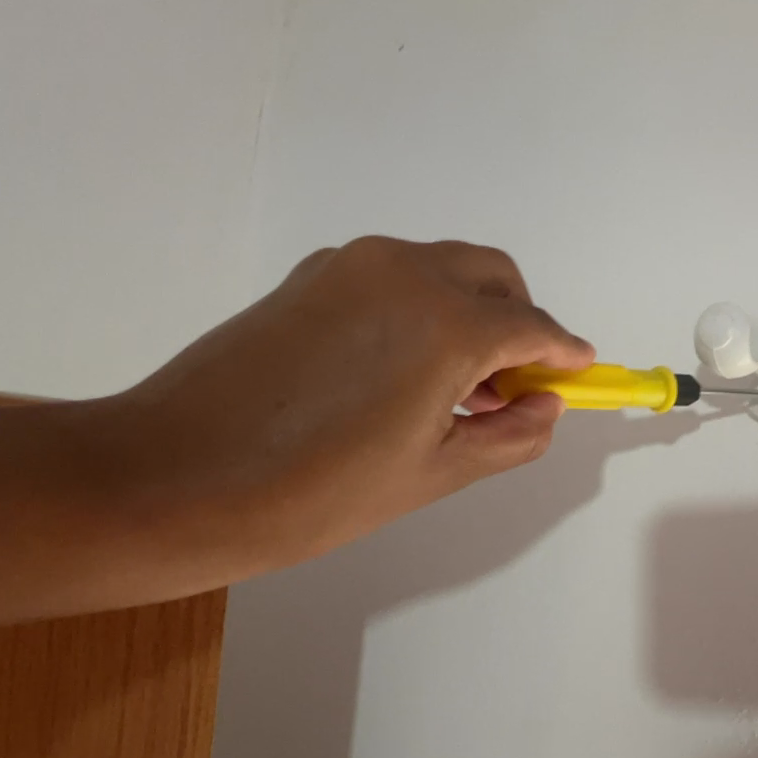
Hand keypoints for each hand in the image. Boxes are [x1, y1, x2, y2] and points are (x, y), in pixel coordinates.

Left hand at [103, 236, 594, 571]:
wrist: (174, 479)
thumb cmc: (320, 492)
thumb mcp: (437, 474)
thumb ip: (512, 435)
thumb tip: (546, 404)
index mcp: (447, 325)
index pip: (534, 328)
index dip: (566, 354)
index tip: (582, 373)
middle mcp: (405, 273)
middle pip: (494, 277)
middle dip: (521, 322)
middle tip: (514, 386)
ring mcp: (351, 266)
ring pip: (444, 270)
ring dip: (472, 314)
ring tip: (458, 388)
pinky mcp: (310, 277)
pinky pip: (395, 278)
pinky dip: (423, 309)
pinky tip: (403, 371)